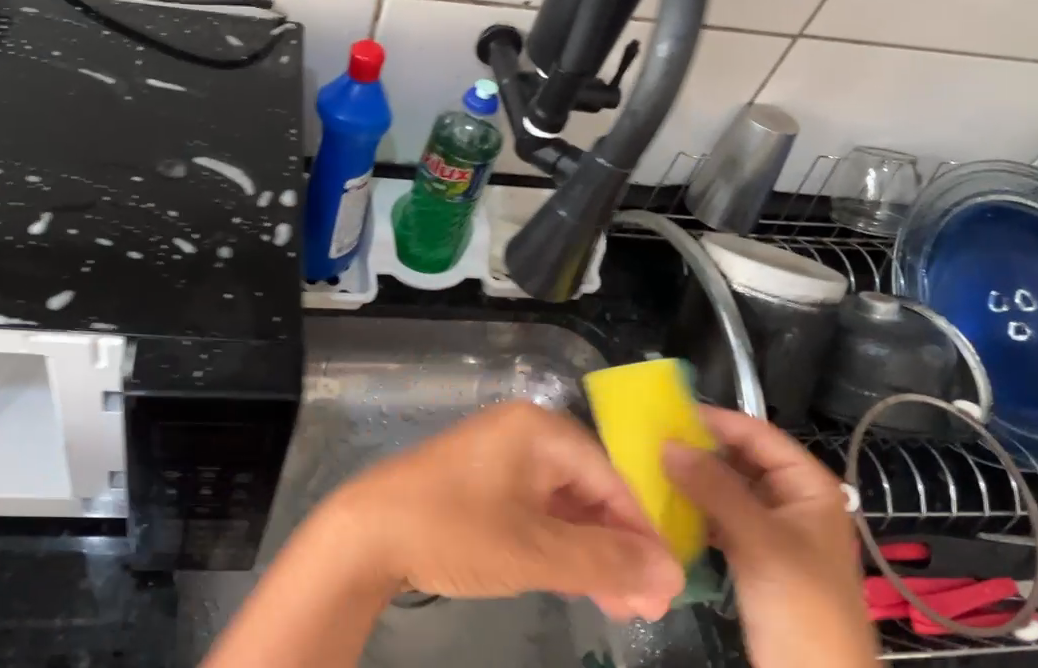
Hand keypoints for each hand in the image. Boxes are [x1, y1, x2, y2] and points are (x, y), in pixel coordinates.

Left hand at [323, 401, 686, 620]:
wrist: (366, 534)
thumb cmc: (454, 530)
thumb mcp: (535, 552)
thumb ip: (605, 561)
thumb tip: (671, 571)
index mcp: (539, 430)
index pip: (612, 477)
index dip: (643, 532)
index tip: (667, 584)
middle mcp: (523, 436)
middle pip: (590, 491)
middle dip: (619, 549)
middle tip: (646, 604)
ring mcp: (501, 460)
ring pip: (564, 507)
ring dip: (593, 555)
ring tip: (620, 607)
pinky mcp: (483, 486)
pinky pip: (536, 513)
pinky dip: (560, 549)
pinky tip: (581, 586)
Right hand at [662, 407, 876, 667]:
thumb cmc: (802, 604)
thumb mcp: (760, 541)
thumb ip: (714, 488)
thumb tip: (666, 442)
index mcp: (809, 486)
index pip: (757, 434)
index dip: (715, 420)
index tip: (665, 414)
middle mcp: (791, 499)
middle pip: (740, 459)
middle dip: (698, 450)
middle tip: (647, 441)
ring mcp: (772, 528)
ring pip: (726, 488)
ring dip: (692, 479)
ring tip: (646, 468)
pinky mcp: (753, 554)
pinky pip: (719, 517)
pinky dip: (694, 509)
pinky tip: (661, 506)